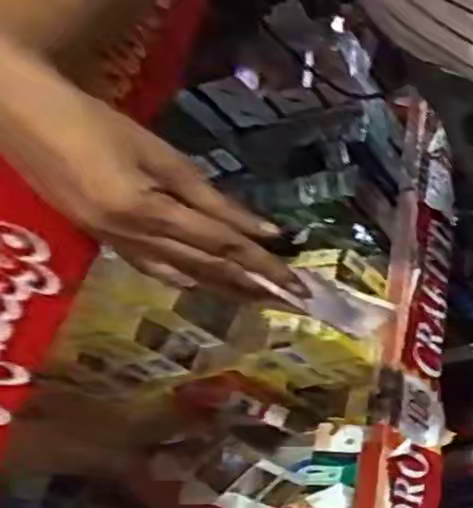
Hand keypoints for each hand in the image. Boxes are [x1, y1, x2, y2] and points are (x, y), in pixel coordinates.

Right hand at [0, 59, 301, 298]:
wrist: (5, 101)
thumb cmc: (90, 121)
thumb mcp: (164, 159)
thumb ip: (218, 202)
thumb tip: (272, 234)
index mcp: (145, 211)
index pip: (225, 248)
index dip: (269, 268)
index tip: (303, 286)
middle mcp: (127, 233)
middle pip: (209, 268)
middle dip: (256, 287)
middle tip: (295, 302)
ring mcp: (108, 238)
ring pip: (184, 275)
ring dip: (228, 290)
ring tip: (266, 300)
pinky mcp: (96, 235)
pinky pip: (153, 267)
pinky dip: (190, 280)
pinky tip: (214, 286)